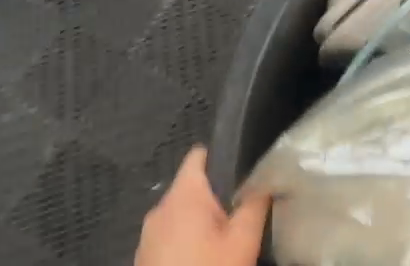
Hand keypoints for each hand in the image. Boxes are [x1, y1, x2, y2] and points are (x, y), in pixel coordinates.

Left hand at [136, 146, 271, 265]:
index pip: (200, 154)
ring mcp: (147, 235)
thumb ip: (255, 202)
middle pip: (192, 186)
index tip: (243, 170)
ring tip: (223, 237)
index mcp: (183, 194)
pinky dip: (184, 239)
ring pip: (180, 213)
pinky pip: (168, 235)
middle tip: (239, 211)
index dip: (223, 155)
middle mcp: (160, 208)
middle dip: (215, 195)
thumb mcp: (243, 239)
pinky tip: (202, 257)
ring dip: (199, 220)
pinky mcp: (143, 258)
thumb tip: (266, 177)